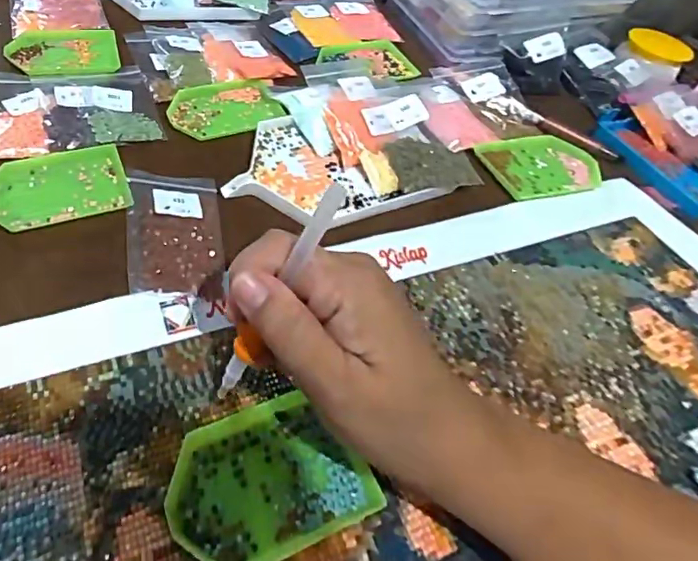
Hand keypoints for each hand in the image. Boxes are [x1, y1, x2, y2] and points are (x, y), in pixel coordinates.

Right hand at [227, 231, 471, 498]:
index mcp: (346, 279)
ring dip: (274, 315)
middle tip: (259, 353)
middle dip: (258, 300)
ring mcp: (358, 282)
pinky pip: (310, 294)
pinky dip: (293, 321)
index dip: (245, 280)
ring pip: (292, 279)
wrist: (457, 447)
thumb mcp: (331, 382)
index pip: (275, 249)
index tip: (240, 330)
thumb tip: (241, 279)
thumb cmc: (395, 422)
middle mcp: (351, 267)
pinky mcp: (359, 301)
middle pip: (281, 260)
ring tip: (280, 363)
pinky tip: (300, 358)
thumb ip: (286, 327)